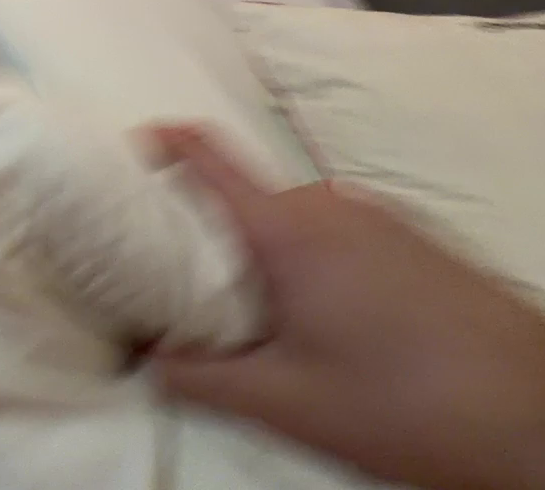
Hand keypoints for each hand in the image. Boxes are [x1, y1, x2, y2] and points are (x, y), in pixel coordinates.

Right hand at [148, 125, 544, 489]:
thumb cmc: (414, 407)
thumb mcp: (287, 405)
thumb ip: (194, 376)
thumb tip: (140, 359)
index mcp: (282, 226)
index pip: (200, 151)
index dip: (153, 142)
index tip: (123, 160)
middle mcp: (329, 205)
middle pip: (240, 198)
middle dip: (210, 235)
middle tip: (199, 288)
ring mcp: (384, 219)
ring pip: (289, 218)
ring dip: (268, 253)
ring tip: (274, 316)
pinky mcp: (425, 242)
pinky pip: (339, 232)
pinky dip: (317, 260)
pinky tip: (340, 321)